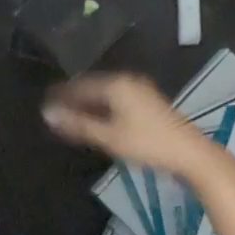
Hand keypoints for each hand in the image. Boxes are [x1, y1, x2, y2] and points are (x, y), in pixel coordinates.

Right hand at [43, 73, 218, 176]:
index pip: (81, 85)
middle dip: (74, 99)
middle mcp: (128, 82)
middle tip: (55, 112)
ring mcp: (140, 91)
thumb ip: (78, 125)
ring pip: (106, 95)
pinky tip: (96, 122)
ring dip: (88, 105)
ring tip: (71, 118)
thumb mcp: (109, 136)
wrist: (189, 152)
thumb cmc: (147, 143)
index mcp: (117, 84)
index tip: (45, 104)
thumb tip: (48, 115)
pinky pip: (117, 100)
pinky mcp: (148, 102)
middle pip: (93, 88)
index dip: (62, 95)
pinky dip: (103, 109)